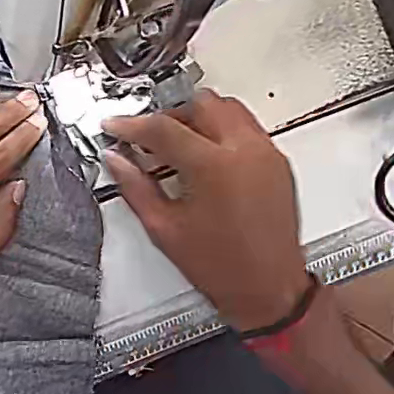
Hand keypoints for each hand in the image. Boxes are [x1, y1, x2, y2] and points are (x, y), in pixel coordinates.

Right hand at [103, 90, 313, 332]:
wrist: (268, 289)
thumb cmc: (223, 268)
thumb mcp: (164, 228)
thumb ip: (135, 187)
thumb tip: (117, 161)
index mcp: (214, 167)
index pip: (163, 128)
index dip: (131, 124)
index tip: (115, 126)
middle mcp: (245, 151)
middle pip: (199, 104)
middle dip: (167, 114)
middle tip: (145, 135)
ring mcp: (266, 154)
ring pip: (227, 108)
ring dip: (197, 116)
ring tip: (174, 142)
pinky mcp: (277, 162)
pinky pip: (246, 127)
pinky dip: (220, 130)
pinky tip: (203, 154)